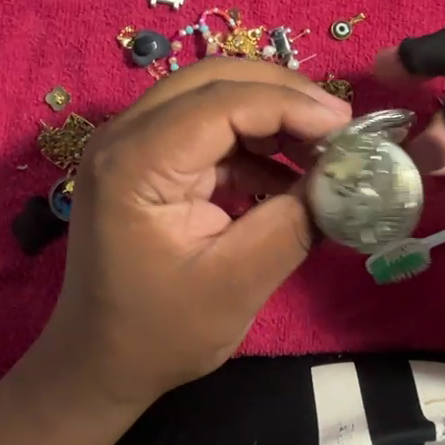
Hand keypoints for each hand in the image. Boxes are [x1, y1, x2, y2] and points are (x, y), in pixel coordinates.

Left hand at [29, 59, 351, 410]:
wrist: (97, 363)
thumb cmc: (158, 334)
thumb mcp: (236, 286)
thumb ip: (293, 225)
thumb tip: (344, 178)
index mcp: (134, 164)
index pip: (221, 103)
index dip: (290, 106)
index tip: (347, 128)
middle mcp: (125, 136)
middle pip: (214, 80)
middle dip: (283, 94)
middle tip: (340, 125)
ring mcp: (134, 143)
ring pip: (214, 96)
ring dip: (272, 114)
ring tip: (325, 148)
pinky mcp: (150, 159)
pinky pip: (210, 127)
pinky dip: (256, 140)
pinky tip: (293, 172)